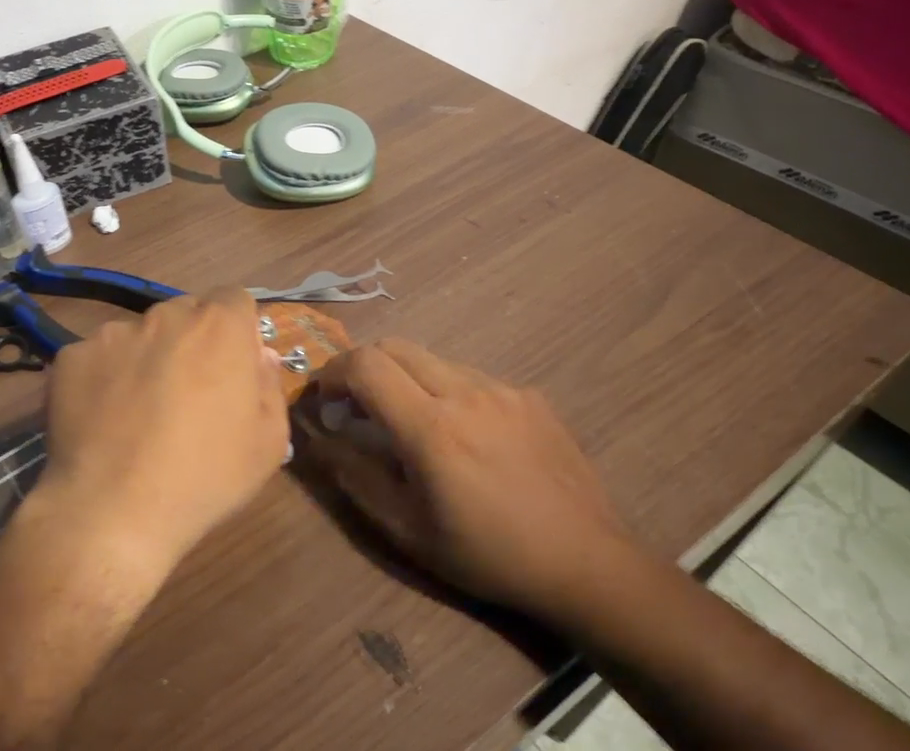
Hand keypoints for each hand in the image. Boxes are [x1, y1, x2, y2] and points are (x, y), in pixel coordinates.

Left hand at [29, 286, 289, 577]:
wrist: (111, 511)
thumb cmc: (204, 478)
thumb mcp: (268, 443)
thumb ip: (269, 386)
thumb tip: (259, 356)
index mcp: (218, 327)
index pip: (234, 300)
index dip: (236, 332)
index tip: (232, 370)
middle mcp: (164, 316)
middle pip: (185, 314)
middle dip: (191, 343)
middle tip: (187, 396)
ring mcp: (112, 334)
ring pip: (138, 336)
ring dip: (145, 360)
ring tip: (137, 415)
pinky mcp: (70, 357)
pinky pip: (96, 360)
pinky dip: (103, 381)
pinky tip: (102, 423)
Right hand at [301, 339, 635, 620]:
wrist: (586, 562)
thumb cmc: (488, 555)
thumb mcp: (408, 530)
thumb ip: (356, 476)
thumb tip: (323, 438)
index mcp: (432, 427)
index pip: (366, 365)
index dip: (334, 372)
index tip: (325, 398)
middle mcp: (466, 392)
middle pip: (395, 346)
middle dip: (363, 366)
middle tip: (356, 404)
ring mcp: (504, 390)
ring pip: (435, 359)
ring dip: (407, 379)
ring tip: (410, 423)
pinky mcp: (531, 397)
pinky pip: (473, 379)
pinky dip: (449, 392)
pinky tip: (464, 436)